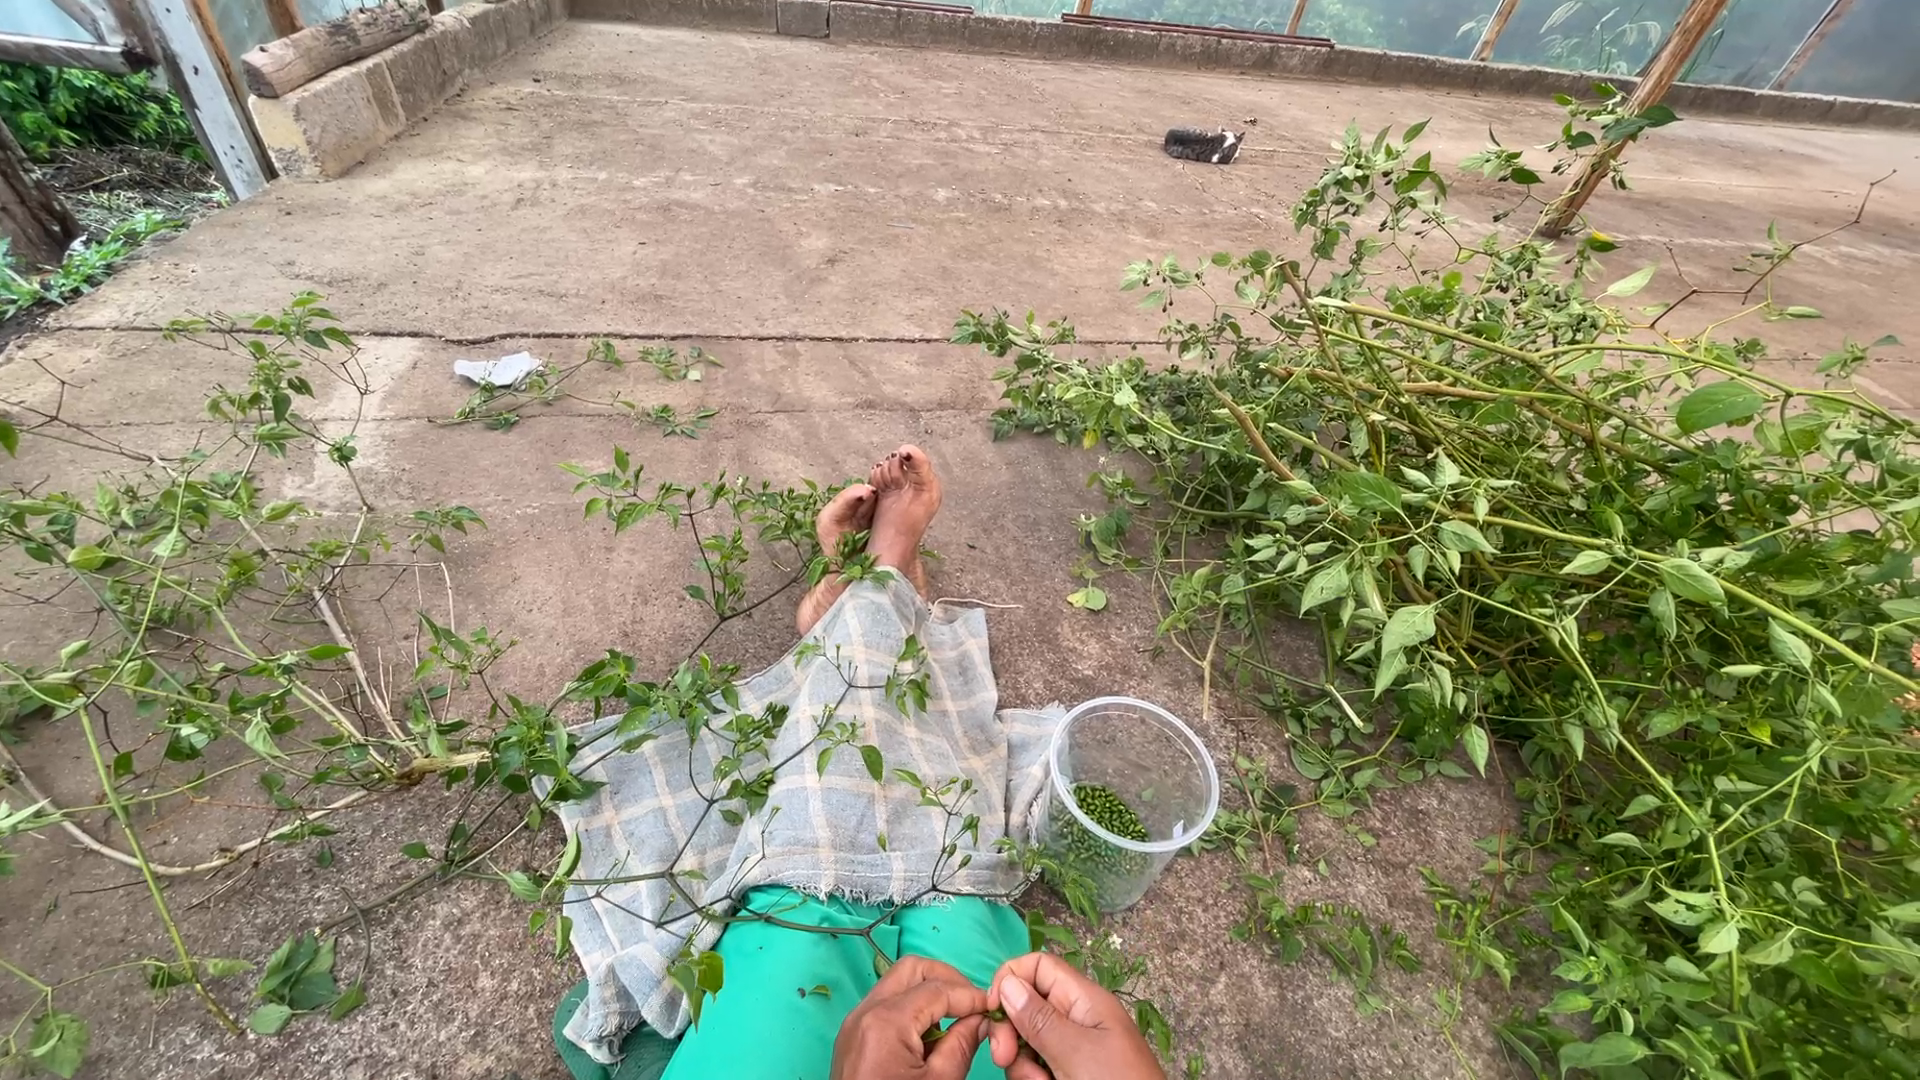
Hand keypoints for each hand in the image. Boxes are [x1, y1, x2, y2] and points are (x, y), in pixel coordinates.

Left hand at [830, 955, 990, 1079]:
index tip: (992, 1006)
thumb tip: (981, 1020)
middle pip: (912, 969)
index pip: (937, 988)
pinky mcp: (851, 1037)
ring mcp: (854, 1023)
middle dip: (946, 979)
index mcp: (886, 1021)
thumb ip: (961, 1044)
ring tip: (954, 1019)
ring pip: (897, 983)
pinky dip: (910, 1008)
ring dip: (928, 991)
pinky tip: (929, 1034)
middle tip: (971, 1003)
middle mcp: (865, 1011)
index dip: (969, 995)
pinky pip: (885, 1004)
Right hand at [985, 953, 1164, 1079]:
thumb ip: (1040, 1019)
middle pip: (1028, 1006)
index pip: (1039, 967)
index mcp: (1085, 1000)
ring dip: (1023, 1065)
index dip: (1011, 979)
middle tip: (1004, 1059)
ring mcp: (1074, 1052)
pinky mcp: (1069, 1076)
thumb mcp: (1077, 1054)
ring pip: (1028, 1043)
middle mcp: (1077, 1020)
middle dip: (1011, 1031)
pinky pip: (1039, 1068)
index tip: (993, 1011)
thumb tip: (1007, 982)